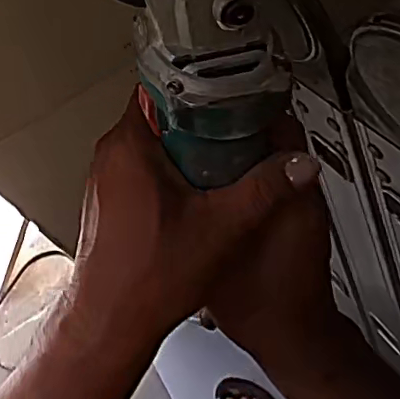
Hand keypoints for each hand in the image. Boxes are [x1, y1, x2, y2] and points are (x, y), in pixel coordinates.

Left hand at [54, 92, 322, 369]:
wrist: (114, 310)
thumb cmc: (149, 274)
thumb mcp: (221, 227)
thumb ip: (263, 190)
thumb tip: (294, 166)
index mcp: (128, 146)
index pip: (153, 92)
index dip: (188, 88)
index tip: (215, 88)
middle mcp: (109, 152)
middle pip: (155, 116)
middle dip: (194, 122)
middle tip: (229, 131)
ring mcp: (105, 172)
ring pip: (147, 142)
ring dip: (181, 147)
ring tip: (217, 162)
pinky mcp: (107, 191)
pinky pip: (138, 164)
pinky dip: (166, 167)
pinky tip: (192, 191)